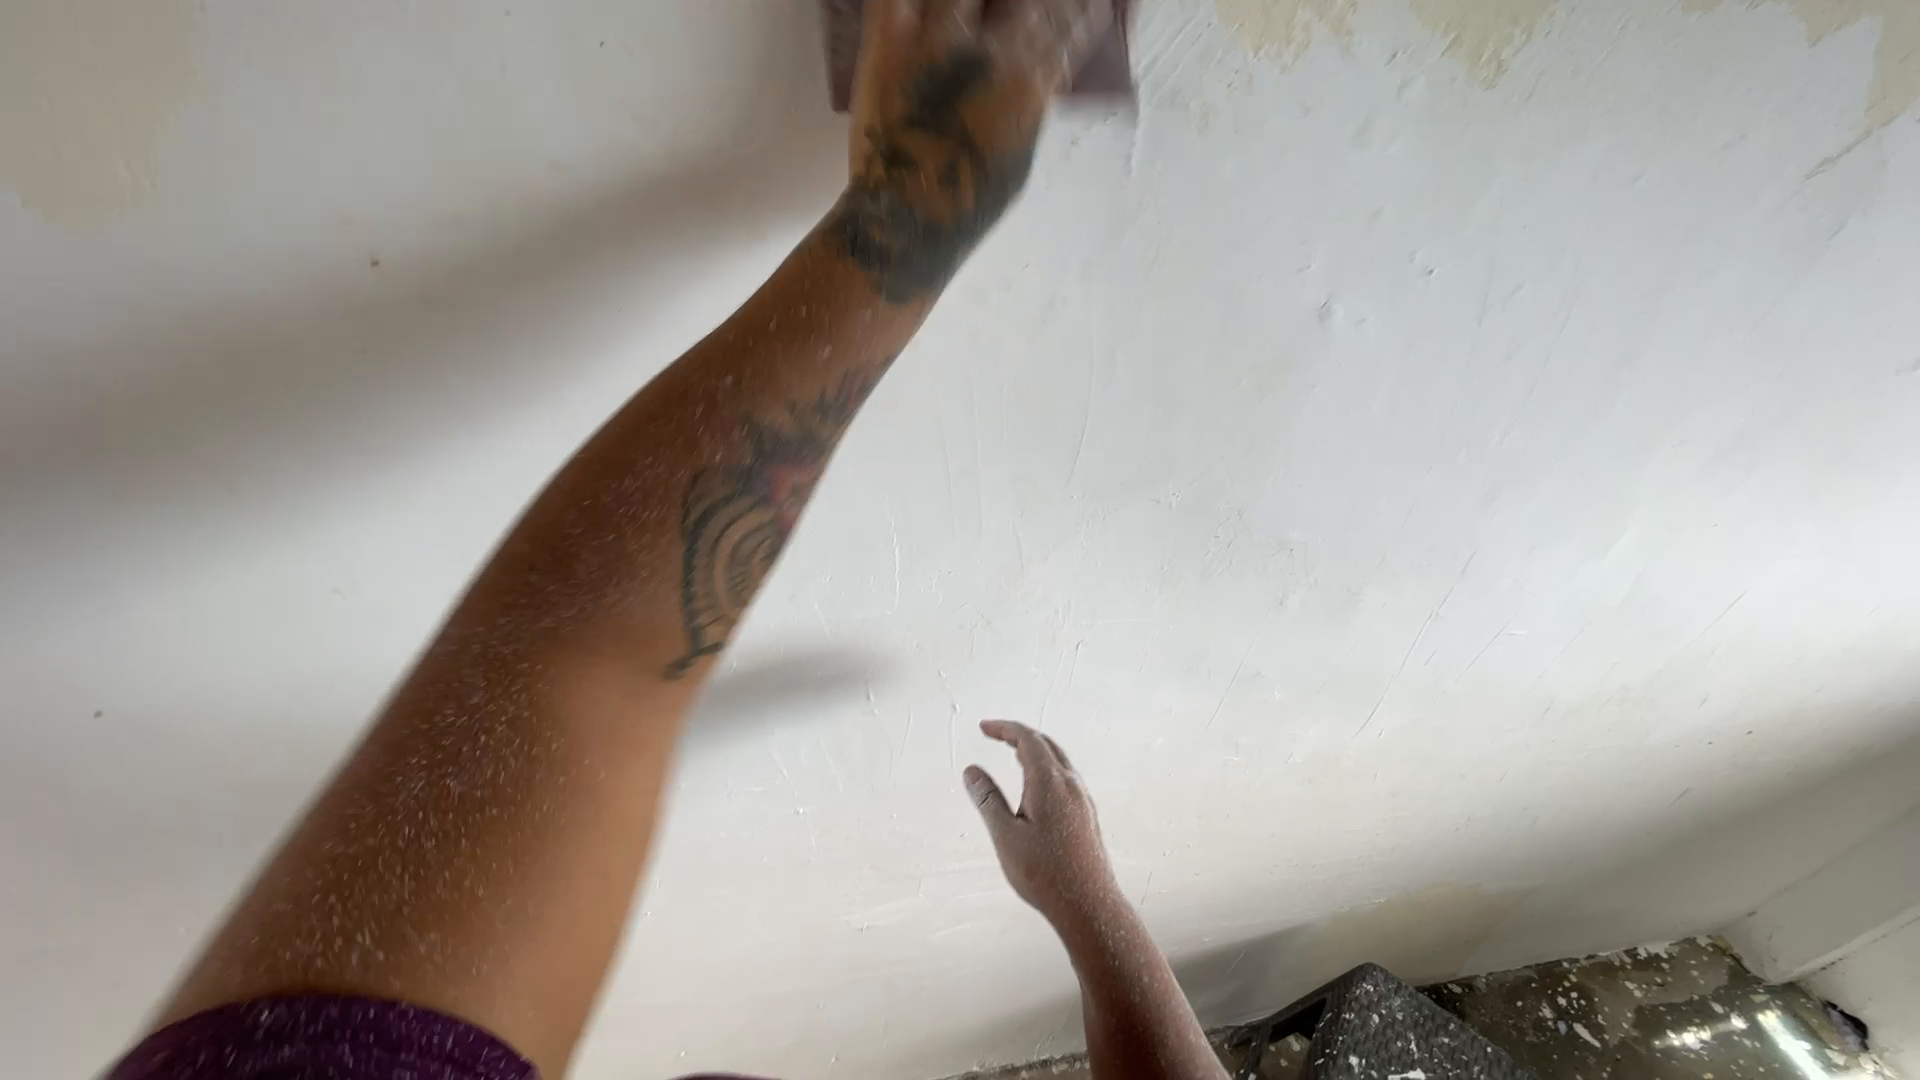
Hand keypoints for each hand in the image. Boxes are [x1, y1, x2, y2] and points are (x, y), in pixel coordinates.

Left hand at [832, 0, 1113, 301]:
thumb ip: (1027, 113)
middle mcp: (989, 52)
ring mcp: (937, 41)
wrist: (904, 224)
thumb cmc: (963, 209)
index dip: (1080, 10)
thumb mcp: (1015, 164)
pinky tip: (925, 0)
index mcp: (1028, 87)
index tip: (1089, 1)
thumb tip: (1034, 87)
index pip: (1065, 26)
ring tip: (983, 4)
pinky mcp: (888, 42)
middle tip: (1039, 2)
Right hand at [964, 720, 1121, 924]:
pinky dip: (1046, 766)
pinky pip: (1065, 776)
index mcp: (1050, 782)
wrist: (1088, 906)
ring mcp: (1082, 800)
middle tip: (995, 734)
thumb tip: (972, 771)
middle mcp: (1071, 785)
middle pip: (1046, 744)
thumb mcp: (1005, 835)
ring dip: (1034, 749)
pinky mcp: (1086, 815)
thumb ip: (988, 799)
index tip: (984, 727)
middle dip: (1018, 735)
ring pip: (1058, 760)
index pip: (1027, 739)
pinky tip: (1036, 785)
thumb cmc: (1045, 874)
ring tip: (1012, 752)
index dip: (1004, 728)